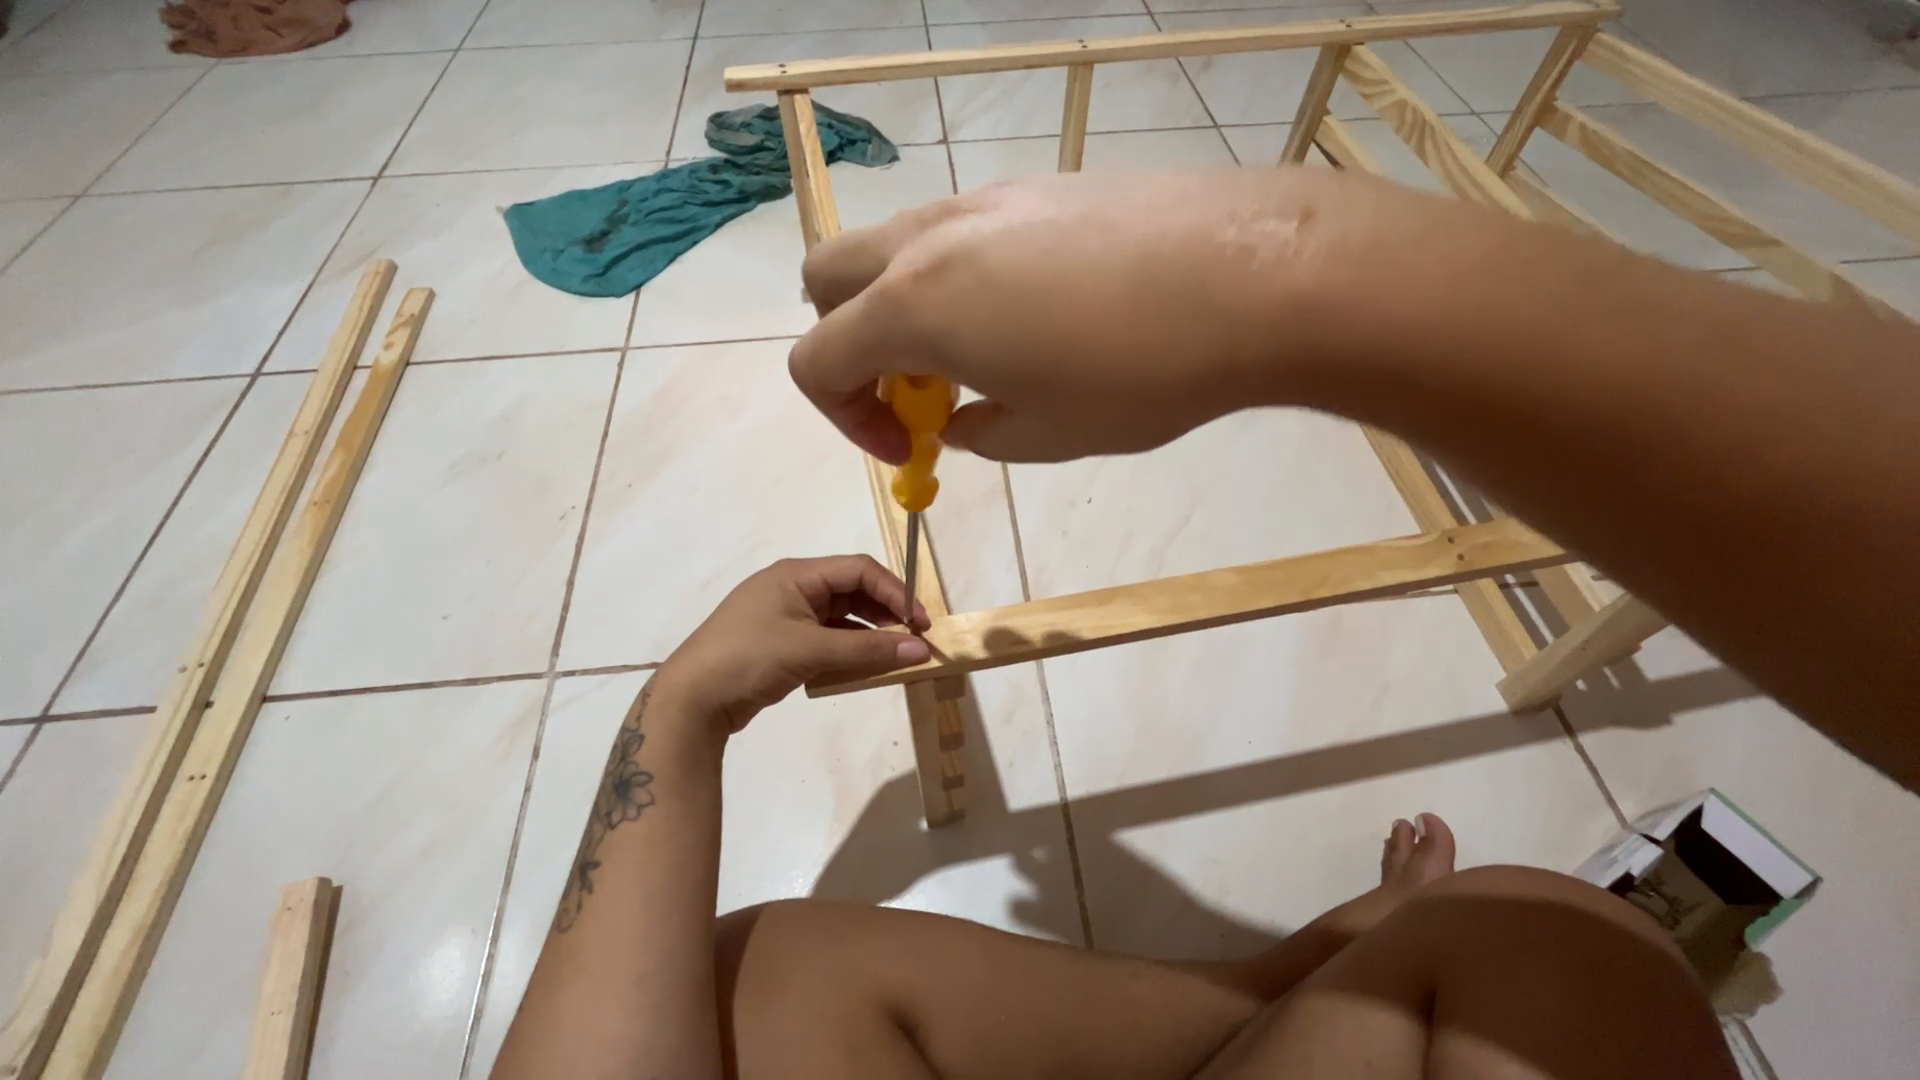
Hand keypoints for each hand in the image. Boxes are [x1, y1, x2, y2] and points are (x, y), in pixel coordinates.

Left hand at [651, 556, 931, 736]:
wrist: (691, 700)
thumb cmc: (748, 659)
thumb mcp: (810, 651)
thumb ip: (867, 649)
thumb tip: (919, 649)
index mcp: (797, 574)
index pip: (859, 570)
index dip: (895, 592)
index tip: (920, 623)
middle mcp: (794, 588)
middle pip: (853, 590)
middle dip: (886, 613)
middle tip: (914, 641)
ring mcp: (787, 616)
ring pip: (843, 617)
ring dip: (870, 634)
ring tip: (896, 656)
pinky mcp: (784, 643)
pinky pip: (828, 638)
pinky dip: (850, 649)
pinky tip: (867, 667)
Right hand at [788, 168, 1383, 462]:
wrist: (1256, 274)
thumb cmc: (1139, 375)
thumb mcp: (1044, 436)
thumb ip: (976, 433)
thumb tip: (955, 419)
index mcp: (915, 306)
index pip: (816, 360)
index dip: (844, 419)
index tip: (909, 445)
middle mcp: (930, 240)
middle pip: (827, 280)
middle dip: (849, 345)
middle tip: (917, 390)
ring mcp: (983, 201)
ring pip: (893, 249)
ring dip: (903, 310)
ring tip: (980, 358)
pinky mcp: (1036, 186)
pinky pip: (959, 233)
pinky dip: (958, 281)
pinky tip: (1035, 317)